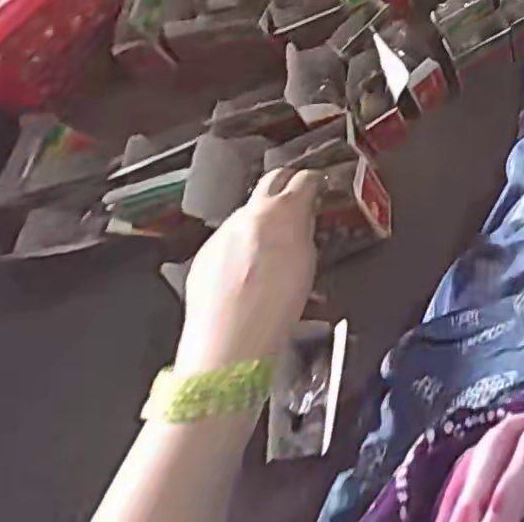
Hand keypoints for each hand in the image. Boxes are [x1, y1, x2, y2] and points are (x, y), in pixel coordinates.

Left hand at [175, 167, 322, 371]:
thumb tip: (304, 218)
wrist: (228, 343)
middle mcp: (250, 213)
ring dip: (262, 218)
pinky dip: (241, 243)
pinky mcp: (205, 252)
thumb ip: (305, 230)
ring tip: (273, 244)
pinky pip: (229, 237)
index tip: (318, 185)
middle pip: (272, 180)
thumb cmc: (276, 308)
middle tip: (299, 196)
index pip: (304, 179)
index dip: (315, 181)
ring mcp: (224, 231)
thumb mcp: (308, 262)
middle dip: (287, 184)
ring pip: (248, 211)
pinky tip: (247, 269)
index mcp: (283, 210)